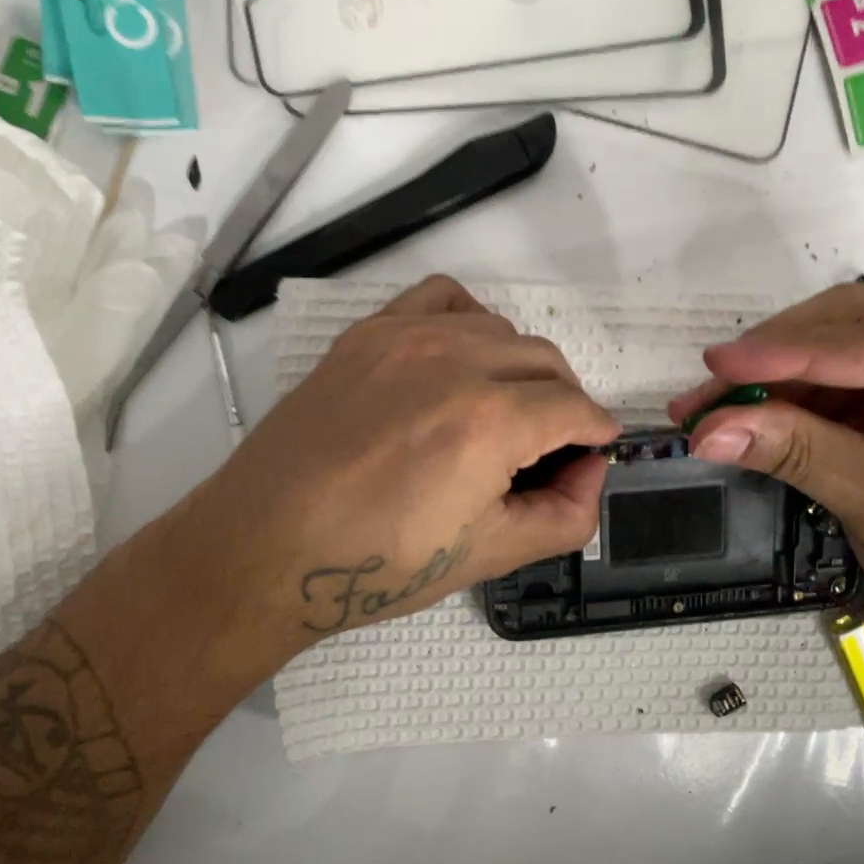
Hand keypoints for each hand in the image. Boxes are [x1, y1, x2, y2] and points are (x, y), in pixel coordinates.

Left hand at [166, 277, 619, 676]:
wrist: (268, 544)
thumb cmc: (377, 563)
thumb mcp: (487, 556)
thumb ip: (564, 515)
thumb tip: (589, 471)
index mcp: (490, 422)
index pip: (576, 408)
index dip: (596, 435)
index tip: (591, 453)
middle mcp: (455, 362)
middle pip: (546, 362)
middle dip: (564, 403)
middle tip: (547, 448)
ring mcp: (406, 337)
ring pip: (499, 329)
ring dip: (519, 366)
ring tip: (501, 411)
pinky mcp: (368, 334)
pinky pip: (442, 300)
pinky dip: (469, 322)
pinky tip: (459, 361)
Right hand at [668, 284, 863, 649]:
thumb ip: (803, 455)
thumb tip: (710, 429)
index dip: (795, 352)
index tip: (718, 364)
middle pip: (862, 323)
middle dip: (776, 358)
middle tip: (703, 395)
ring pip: (845, 336)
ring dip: (775, 372)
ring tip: (711, 407)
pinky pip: (845, 364)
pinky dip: (793, 389)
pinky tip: (750, 412)